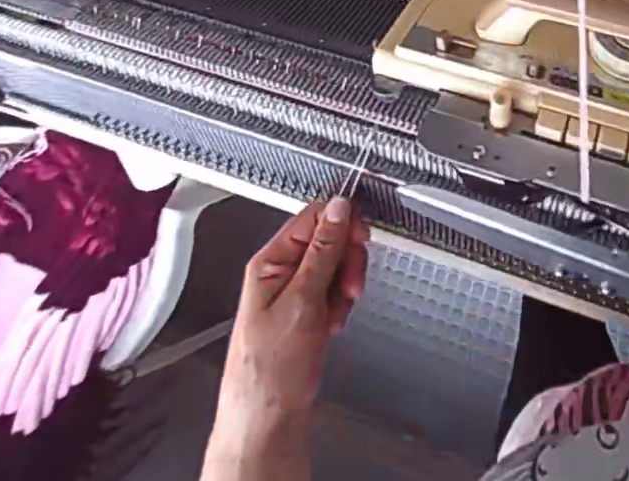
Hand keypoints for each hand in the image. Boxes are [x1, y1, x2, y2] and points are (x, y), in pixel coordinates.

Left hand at [202, 197, 369, 480]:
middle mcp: (281, 271)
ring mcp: (294, 291)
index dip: (343, 224)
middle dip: (347, 263)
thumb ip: (324, 250)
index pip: (315, 217)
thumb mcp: (303, 301)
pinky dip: (341, 304)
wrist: (268, 421)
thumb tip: (338, 208)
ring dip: (345, 288)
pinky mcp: (306, 308)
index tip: (360, 241)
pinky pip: (335, 288)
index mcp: (271, 261)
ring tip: (335, 313)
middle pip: (330, 240)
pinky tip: (331, 323)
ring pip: (337, 265)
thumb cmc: (270, 371)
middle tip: (348, 287)